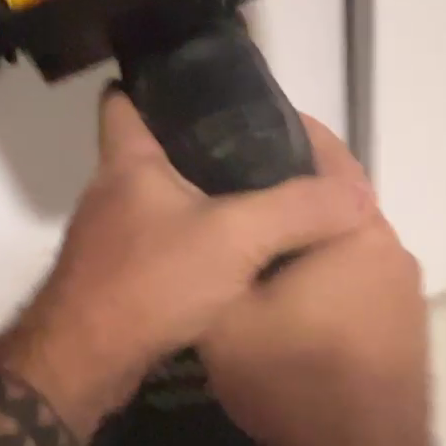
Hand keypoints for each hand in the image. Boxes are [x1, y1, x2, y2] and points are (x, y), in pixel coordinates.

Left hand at [0, 90, 369, 435]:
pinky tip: (229, 260)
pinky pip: (160, 247)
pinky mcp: (115, 279)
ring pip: (159, 203)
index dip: (156, 82)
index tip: (203, 84)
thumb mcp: (236, 237)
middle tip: (260, 150)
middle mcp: (110, 193)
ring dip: (199, 201)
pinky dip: (191, 245)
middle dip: (200, 147)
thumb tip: (361, 196)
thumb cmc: (148, 282)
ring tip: (255, 201)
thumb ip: (300, 210)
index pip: (123, 99)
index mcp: (126, 162)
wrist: (85, 363)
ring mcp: (108, 239)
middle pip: (153, 151)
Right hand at [199, 124, 432, 445]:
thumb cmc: (294, 379)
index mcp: (356, 230)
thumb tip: (203, 224)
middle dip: (282, 196)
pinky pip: (353, 281)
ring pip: (340, 246)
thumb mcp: (227, 316)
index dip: (283, 133)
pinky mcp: (402, 329)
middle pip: (331, 202)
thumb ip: (215, 261)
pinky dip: (319, 277)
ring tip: (244, 252)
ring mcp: (403, 292)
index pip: (326, 156)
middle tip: (225, 198)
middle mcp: (390, 249)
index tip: (237, 128)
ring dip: (300, 242)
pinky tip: (282, 305)